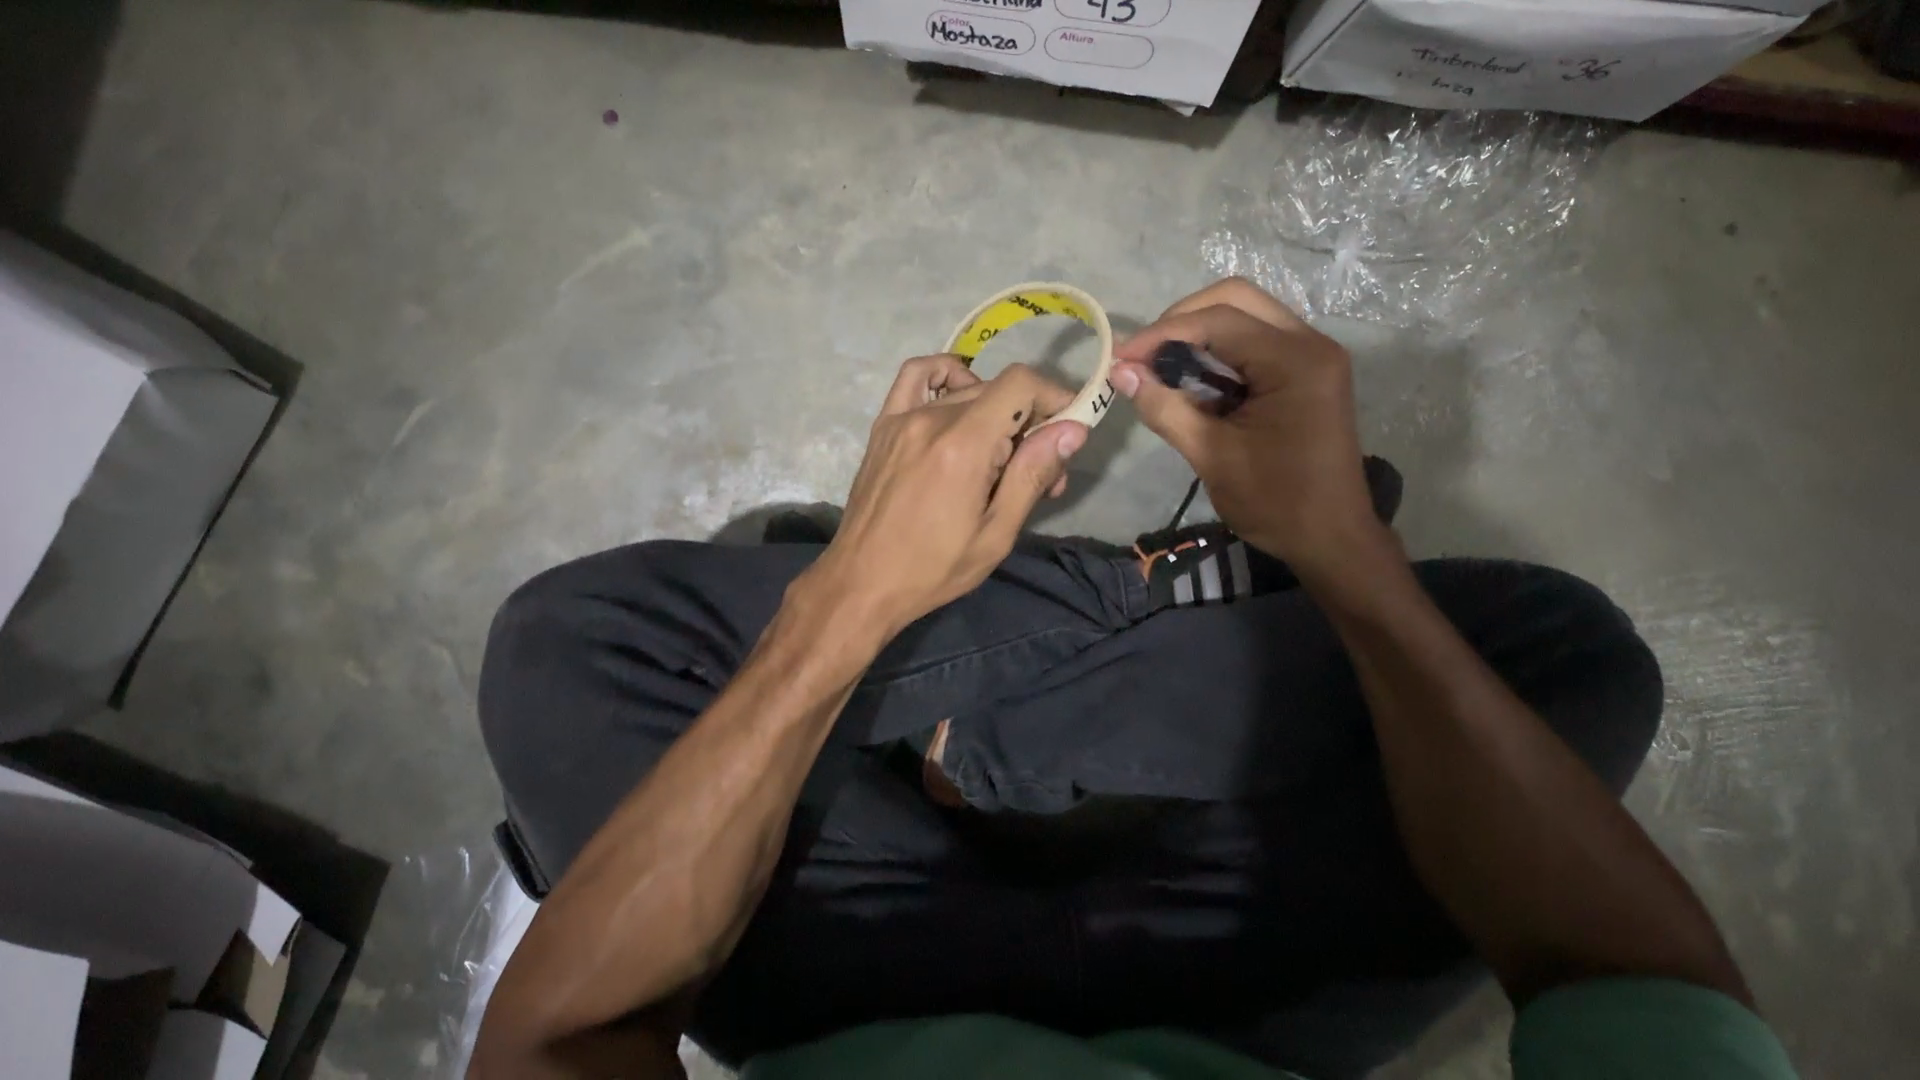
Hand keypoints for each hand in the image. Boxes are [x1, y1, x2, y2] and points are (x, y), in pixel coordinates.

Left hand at [805, 355, 1085, 634]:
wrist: (862, 582)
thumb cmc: (933, 569)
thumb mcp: (996, 533)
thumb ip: (1033, 474)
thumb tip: (1074, 429)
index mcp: (963, 445)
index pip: (1021, 384)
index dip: (1054, 398)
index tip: (1067, 432)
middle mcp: (932, 418)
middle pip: (999, 390)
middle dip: (1032, 422)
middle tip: (1040, 475)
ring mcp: (902, 418)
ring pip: (967, 389)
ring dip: (998, 412)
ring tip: (1002, 455)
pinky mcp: (884, 426)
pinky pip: (917, 377)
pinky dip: (947, 377)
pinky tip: (960, 403)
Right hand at [1111, 278, 1383, 573]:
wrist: (1331, 538)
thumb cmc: (1275, 502)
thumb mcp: (1212, 456)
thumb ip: (1165, 408)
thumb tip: (1120, 372)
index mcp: (1296, 361)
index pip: (1218, 321)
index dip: (1162, 334)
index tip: (1120, 358)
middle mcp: (1311, 343)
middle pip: (1235, 298)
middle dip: (1181, 320)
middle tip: (1143, 355)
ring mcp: (1313, 354)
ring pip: (1246, 314)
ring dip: (1199, 334)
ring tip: (1159, 367)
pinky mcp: (1307, 371)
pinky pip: (1256, 341)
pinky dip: (1219, 351)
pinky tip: (1192, 380)